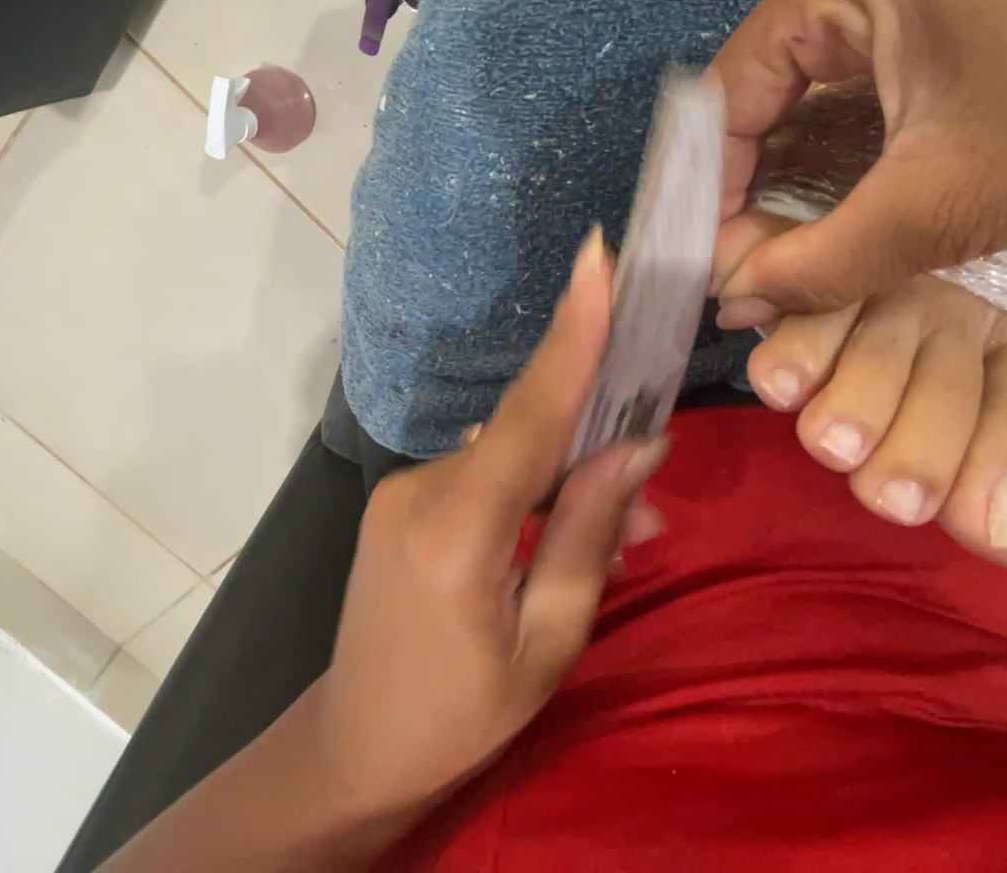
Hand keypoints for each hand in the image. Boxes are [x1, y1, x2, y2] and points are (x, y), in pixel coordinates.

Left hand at [311, 227, 667, 817]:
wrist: (356, 746)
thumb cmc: (460, 714)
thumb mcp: (547, 641)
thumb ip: (587, 534)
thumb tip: (636, 449)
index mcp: (455, 531)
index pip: (529, 415)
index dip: (571, 335)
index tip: (597, 261)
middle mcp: (419, 489)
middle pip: (524, 430)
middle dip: (592, 435)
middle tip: (650, 472)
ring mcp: (401, 489)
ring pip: (506, 453)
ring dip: (564, 474)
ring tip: (621, 524)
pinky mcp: (399, 499)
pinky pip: (481, 473)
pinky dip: (528, 488)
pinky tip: (561, 525)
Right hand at [709, 0, 1006, 313]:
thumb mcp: (953, 202)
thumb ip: (818, 263)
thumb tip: (727, 306)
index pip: (725, 103)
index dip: (709, 203)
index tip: (713, 283)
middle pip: (768, 94)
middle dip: (760, 194)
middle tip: (761, 282)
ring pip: (822, 87)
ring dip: (811, 176)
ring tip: (806, 256)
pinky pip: (874, 70)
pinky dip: (862, 142)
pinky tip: (865, 201)